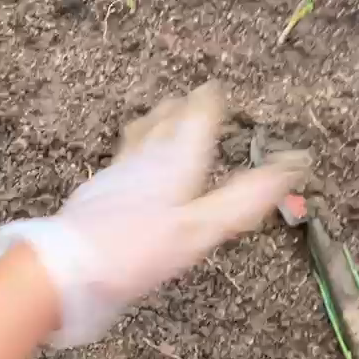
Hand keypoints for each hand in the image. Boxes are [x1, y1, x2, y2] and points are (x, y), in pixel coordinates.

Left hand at [0, 82, 307, 346]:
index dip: (207, 106)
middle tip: (187, 97)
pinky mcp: (92, 200)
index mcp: (173, 165)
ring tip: (155, 115)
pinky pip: (117, 166)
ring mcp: (114, 180)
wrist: (66, 269)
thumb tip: (292, 166)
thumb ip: (241, 199)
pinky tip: (122, 168)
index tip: (215, 90)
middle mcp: (143, 164)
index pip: (195, 123)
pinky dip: (128, 157)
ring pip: (137, 142)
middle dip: (179, 111)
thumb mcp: (199, 229)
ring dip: (150, 126)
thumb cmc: (135, 252)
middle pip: (163, 127)